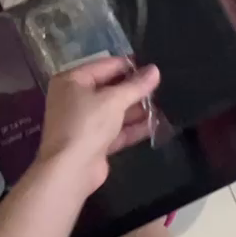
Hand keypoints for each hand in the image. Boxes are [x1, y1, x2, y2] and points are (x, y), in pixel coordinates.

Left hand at [30, 58, 161, 195]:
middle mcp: (74, 98)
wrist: (71, 170)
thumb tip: (155, 70)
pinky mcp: (94, 142)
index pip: (105, 66)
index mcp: (72, 80)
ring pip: (114, 111)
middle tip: (163, 86)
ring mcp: (84, 122)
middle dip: (135, 89)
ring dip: (137, 109)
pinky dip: (133, 127)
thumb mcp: (114, 100)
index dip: (130, 66)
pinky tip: (156, 124)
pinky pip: (116, 130)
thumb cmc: (87, 124)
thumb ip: (136, 85)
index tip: (154, 67)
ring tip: (165, 104)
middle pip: (110, 88)